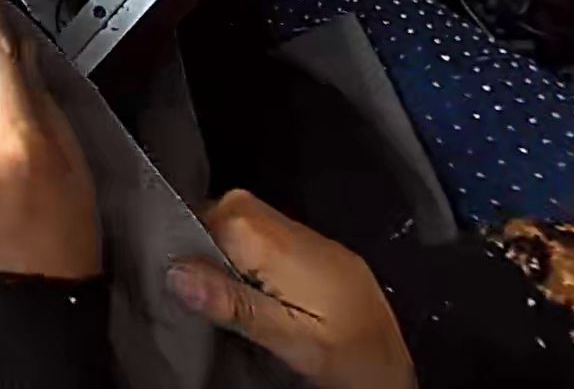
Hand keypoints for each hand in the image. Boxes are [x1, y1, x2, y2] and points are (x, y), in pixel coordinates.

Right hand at [168, 191, 413, 388]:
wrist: (400, 364)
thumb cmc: (349, 357)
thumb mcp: (290, 340)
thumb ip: (232, 302)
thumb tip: (173, 273)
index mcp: (260, 229)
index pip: (191, 222)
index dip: (186, 256)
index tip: (193, 290)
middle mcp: (267, 210)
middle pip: (206, 222)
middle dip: (205, 258)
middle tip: (224, 303)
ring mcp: (284, 220)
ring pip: (225, 229)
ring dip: (223, 262)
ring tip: (245, 301)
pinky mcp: (295, 235)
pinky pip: (248, 234)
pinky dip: (243, 261)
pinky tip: (259, 292)